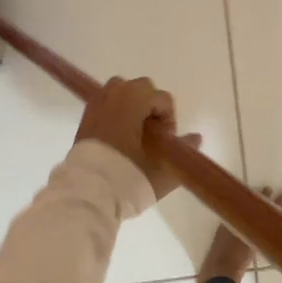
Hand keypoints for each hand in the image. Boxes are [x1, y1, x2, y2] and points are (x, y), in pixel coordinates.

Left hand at [76, 77, 180, 199]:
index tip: (164, 145)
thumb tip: (196, 138)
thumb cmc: (130, 177)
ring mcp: (96, 104)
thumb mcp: (164, 168)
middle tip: (151, 139)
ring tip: (134, 137)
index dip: (169, 121)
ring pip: (121, 94)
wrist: (90, 192)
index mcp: (134, 98)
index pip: (162, 99)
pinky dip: (116, 116)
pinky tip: (119, 141)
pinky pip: (107, 106)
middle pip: (141, 90)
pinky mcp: (85, 117)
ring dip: (132, 109)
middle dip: (150, 109)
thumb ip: (183, 149)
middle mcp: (114, 93)